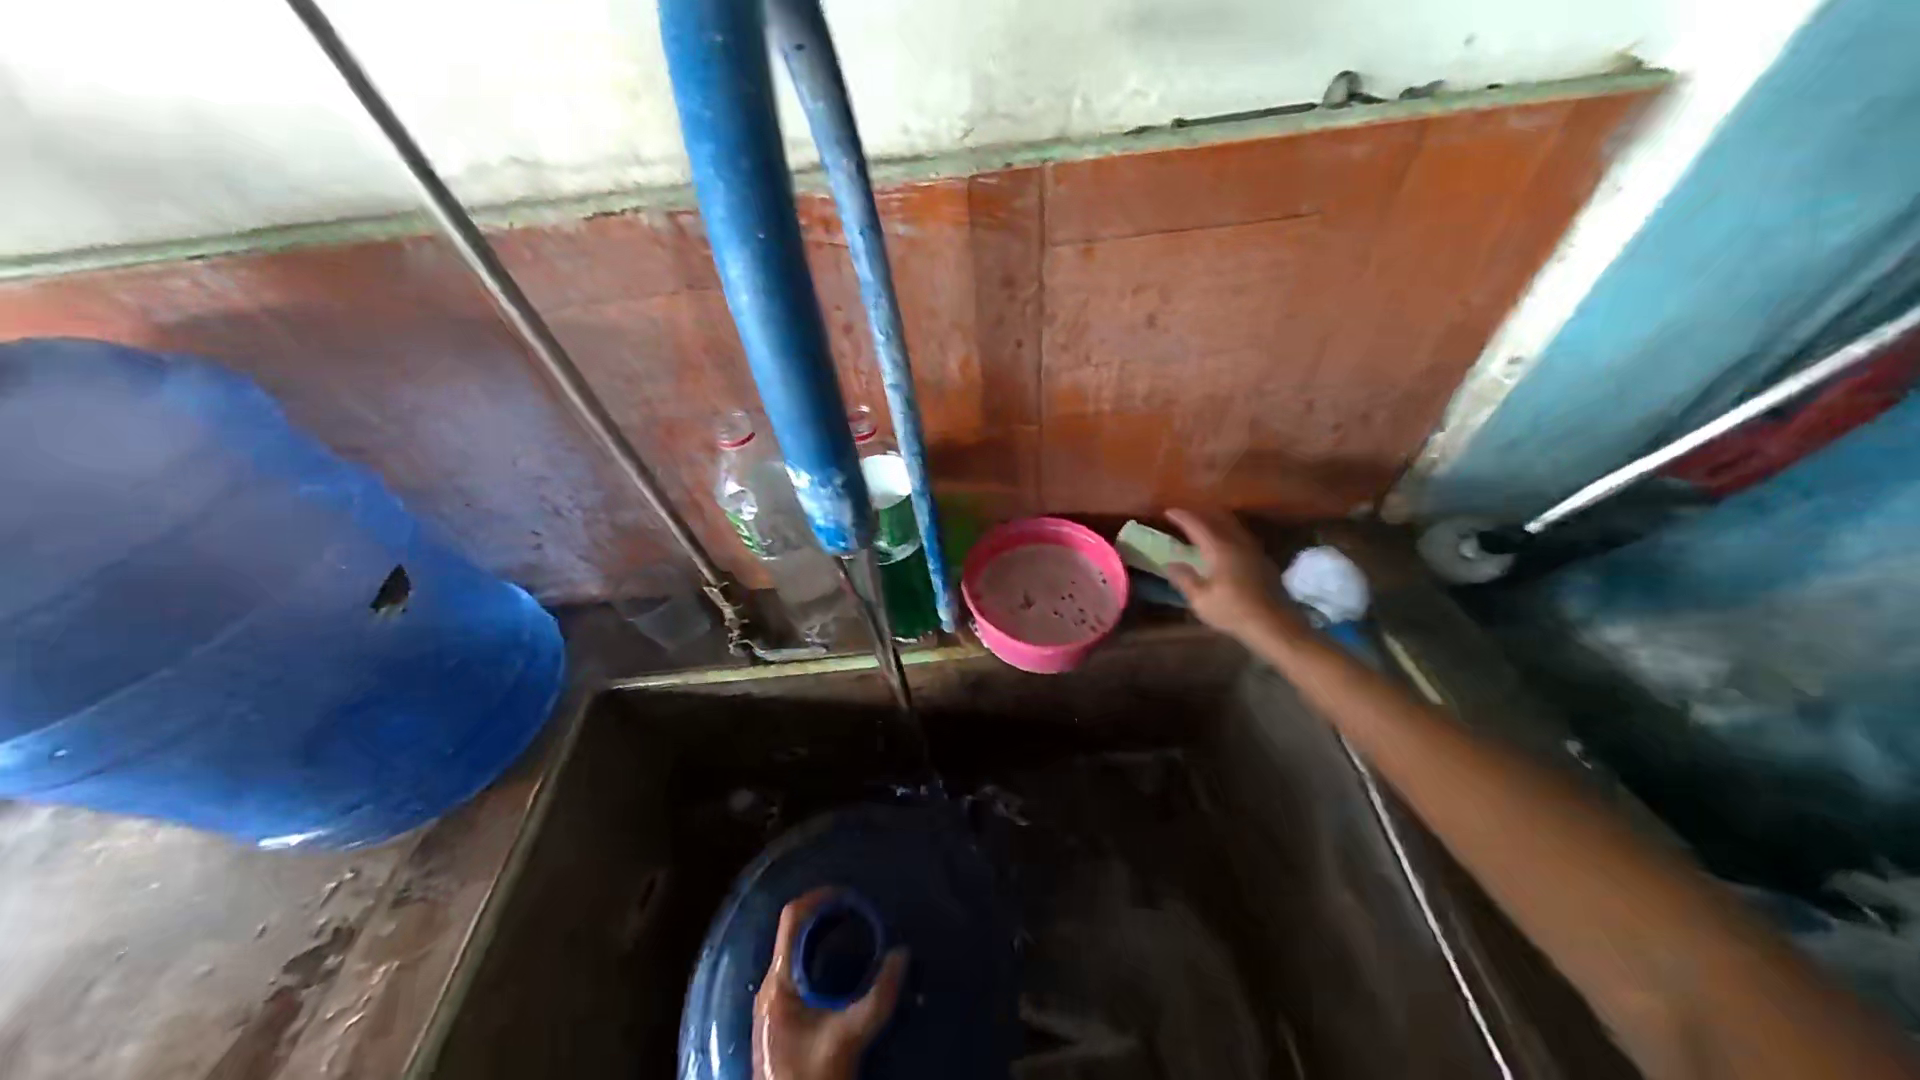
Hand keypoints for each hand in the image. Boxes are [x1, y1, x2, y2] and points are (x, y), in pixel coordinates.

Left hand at [754, 889, 908, 1079]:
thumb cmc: (814, 1079)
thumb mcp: (850, 1038)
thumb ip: (879, 997)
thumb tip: (903, 954)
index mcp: (779, 983)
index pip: (792, 918)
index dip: (820, 897)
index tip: (850, 894)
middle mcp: (770, 987)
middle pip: (794, 930)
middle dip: (827, 914)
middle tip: (861, 910)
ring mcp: (772, 1004)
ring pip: (796, 950)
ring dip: (824, 935)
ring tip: (857, 932)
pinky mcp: (780, 1018)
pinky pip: (799, 970)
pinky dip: (821, 957)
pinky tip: (845, 969)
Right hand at [1163, 509, 1304, 642]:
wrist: (1275, 624)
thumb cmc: (1233, 611)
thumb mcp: (1200, 599)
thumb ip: (1184, 578)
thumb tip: (1171, 564)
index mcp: (1219, 548)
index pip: (1197, 524)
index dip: (1181, 516)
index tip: (1168, 511)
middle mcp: (1238, 542)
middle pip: (1218, 518)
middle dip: (1200, 513)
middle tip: (1185, 516)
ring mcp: (1254, 550)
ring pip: (1233, 525)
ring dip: (1216, 521)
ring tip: (1203, 526)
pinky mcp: (1263, 560)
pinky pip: (1242, 536)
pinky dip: (1228, 532)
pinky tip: (1224, 544)